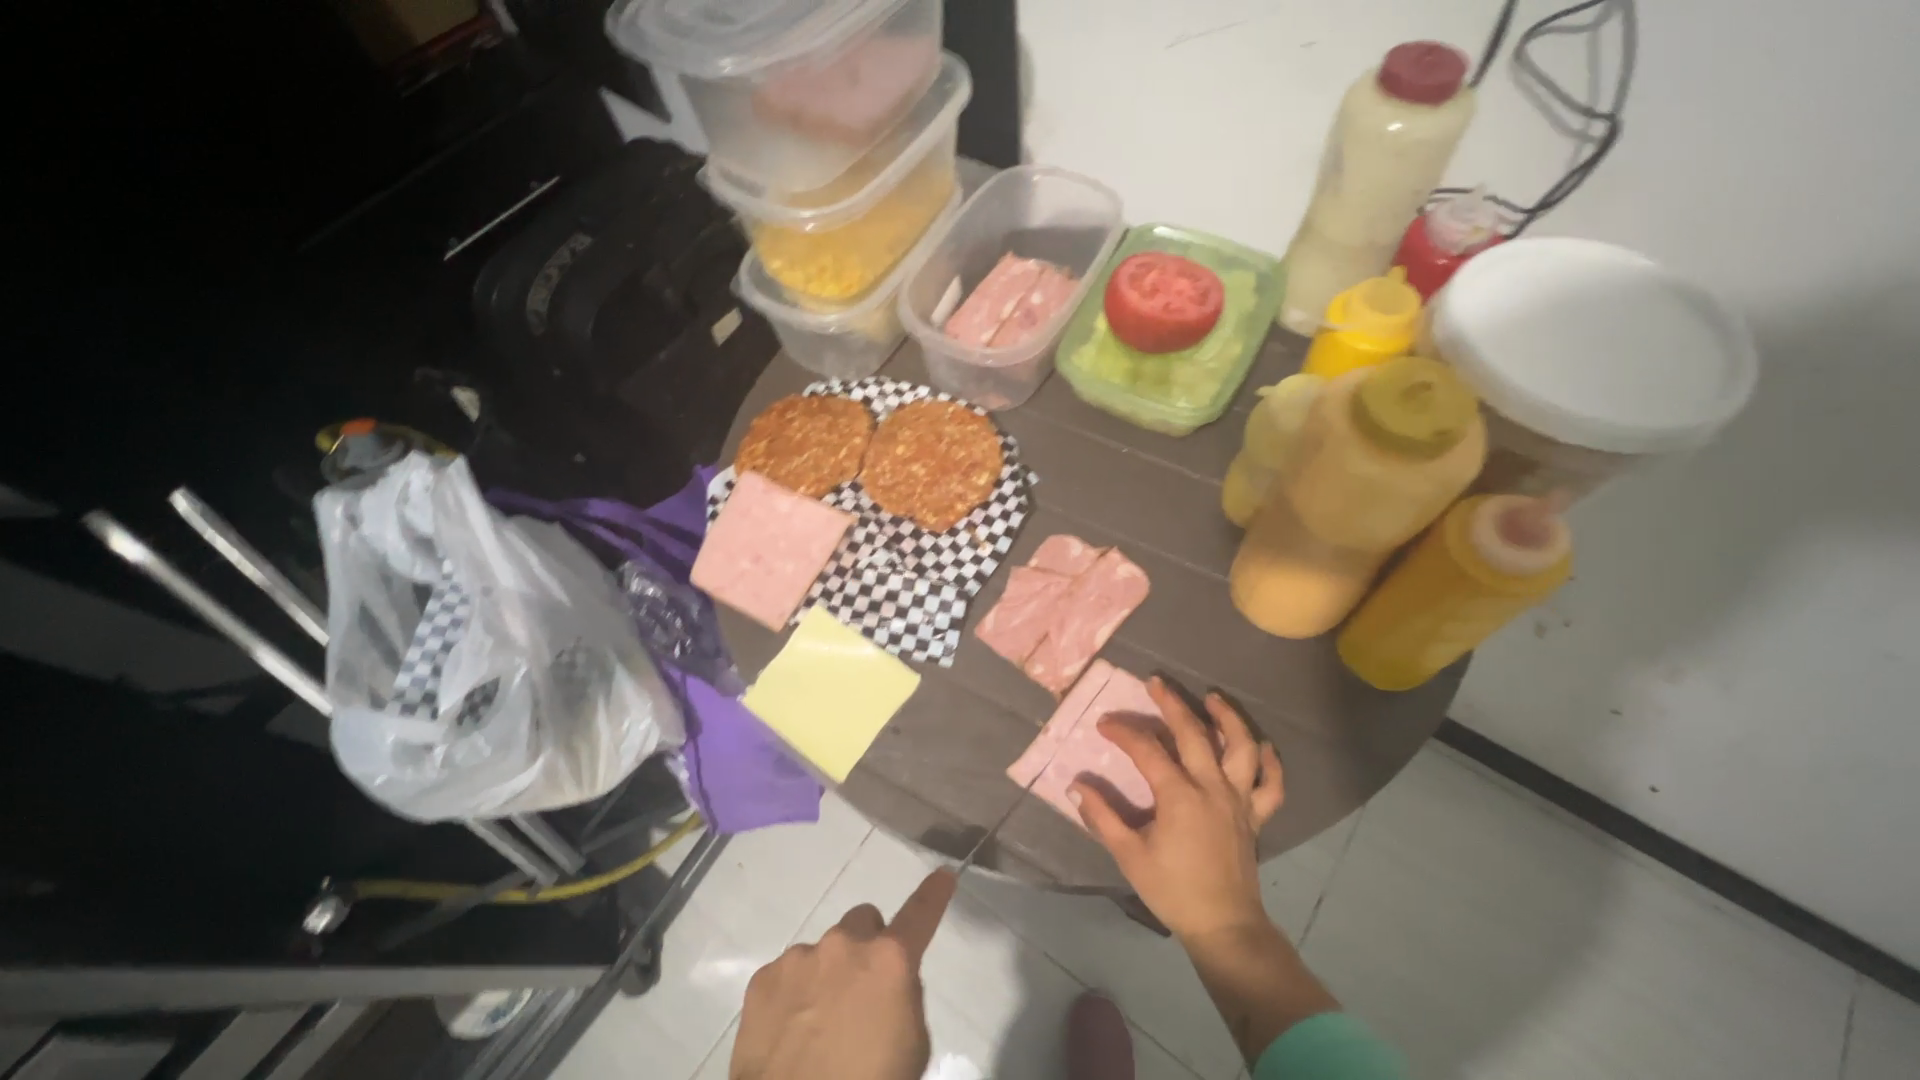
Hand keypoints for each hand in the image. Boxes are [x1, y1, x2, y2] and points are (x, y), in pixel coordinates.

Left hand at [730, 869, 957, 1079]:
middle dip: (867, 946)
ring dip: (828, 975)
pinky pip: (787, 975)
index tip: (941, 876)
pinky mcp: (763, 979)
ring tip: (819, 1025)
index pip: (920, 914)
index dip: (933, 894)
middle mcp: (844, 946)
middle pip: (863, 922)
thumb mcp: (913, 1046)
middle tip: (863, 991)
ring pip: (822, 952)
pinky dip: (794, 995)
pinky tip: (791, 1032)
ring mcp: (799, 959)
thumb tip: (888, 984)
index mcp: (889, 961)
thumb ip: (905, 998)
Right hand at [1071, 678, 1284, 941]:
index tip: (1104, 724)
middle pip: (1193, 734)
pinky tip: (1263, 746)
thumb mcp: (1129, 855)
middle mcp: (1212, 787)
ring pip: (1242, 747)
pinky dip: (1271, 763)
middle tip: (1156, 682)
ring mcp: (1238, 799)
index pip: (1147, 750)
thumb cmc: (1172, 890)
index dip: (1123, 732)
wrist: (1223, 924)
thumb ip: (1102, 817)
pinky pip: (1270, 785)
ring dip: (1228, 719)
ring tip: (1213, 698)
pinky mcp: (1256, 816)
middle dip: (1172, 704)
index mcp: (1178, 794)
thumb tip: (1077, 786)